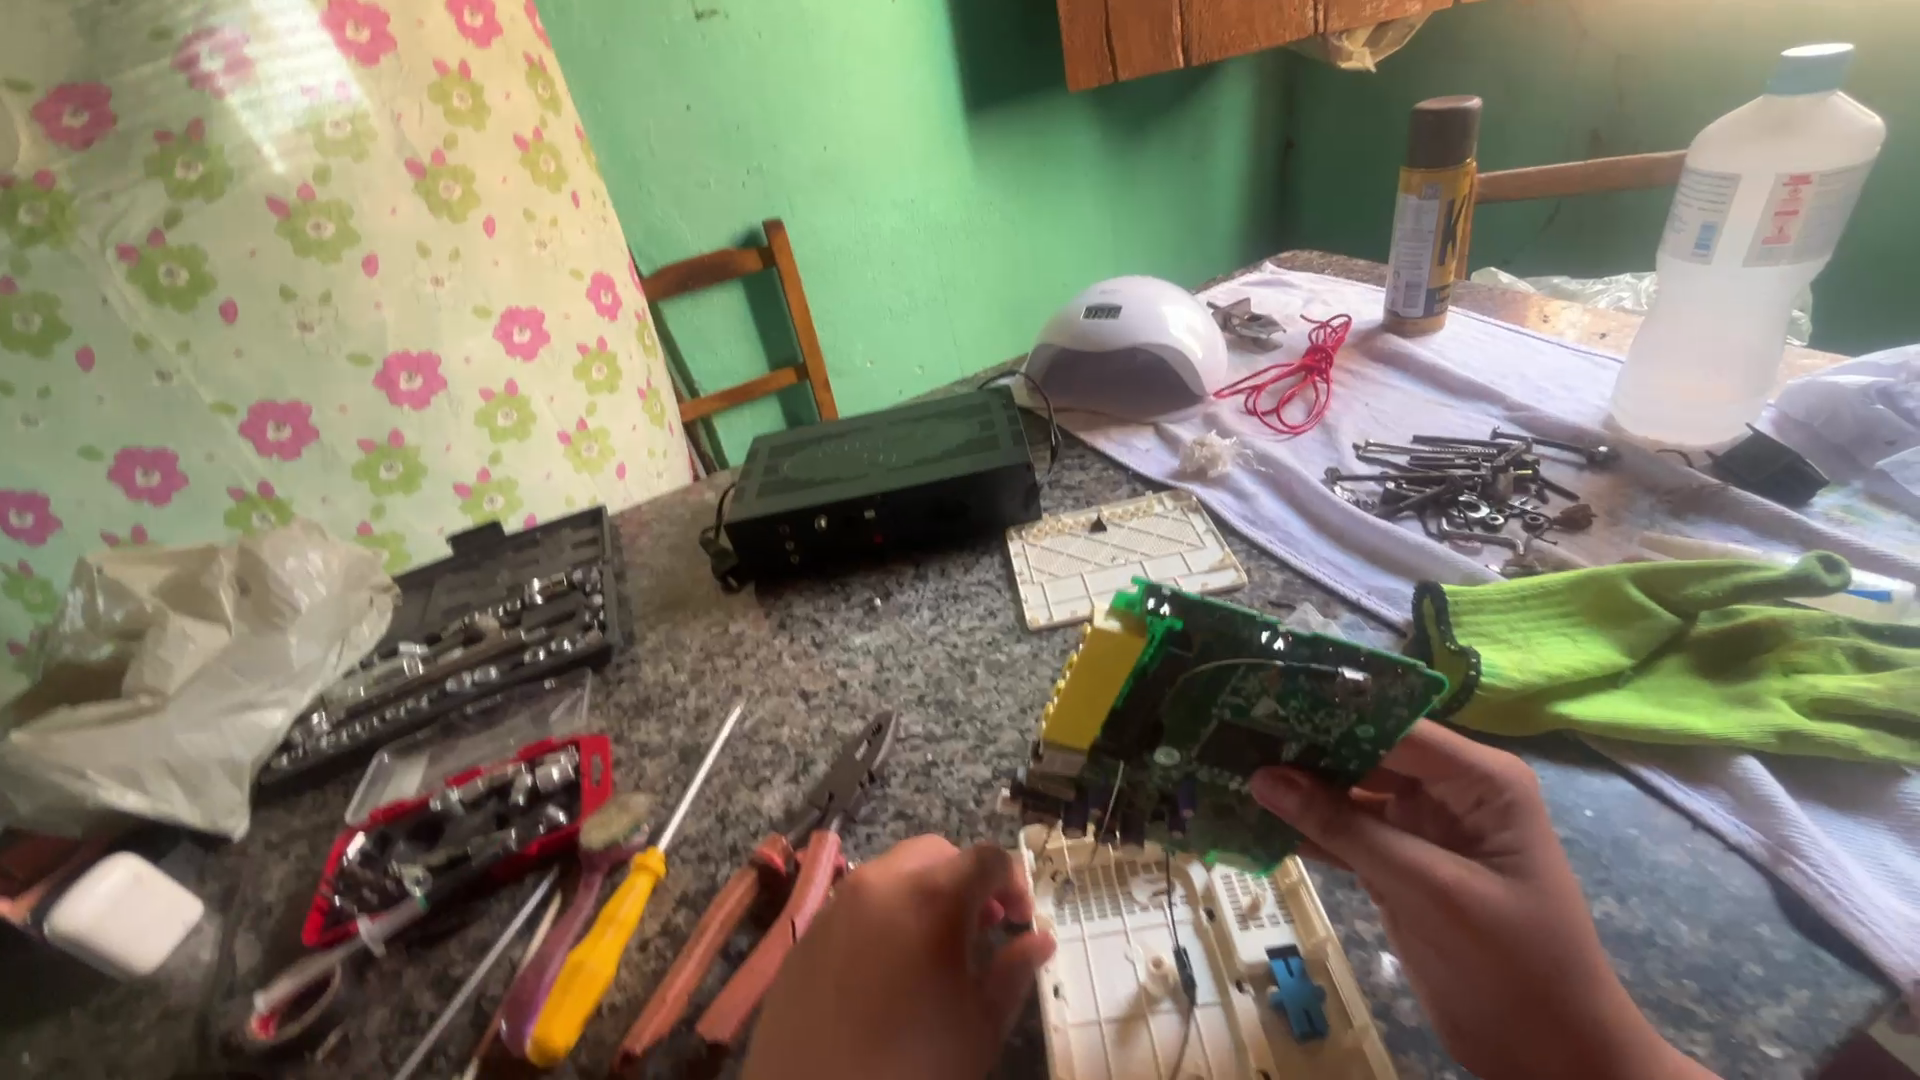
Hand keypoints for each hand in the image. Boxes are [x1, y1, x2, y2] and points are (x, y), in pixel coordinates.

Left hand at [741, 836, 1055, 1079]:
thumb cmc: (911, 1065)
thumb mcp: (979, 1026)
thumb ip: (1014, 971)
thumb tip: (1039, 940)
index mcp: (933, 896)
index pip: (988, 858)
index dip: (1014, 881)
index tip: (1020, 919)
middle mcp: (884, 881)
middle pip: (938, 852)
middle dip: (967, 879)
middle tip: (982, 925)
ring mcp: (840, 901)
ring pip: (894, 870)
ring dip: (925, 890)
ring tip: (934, 945)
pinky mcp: (810, 928)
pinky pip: (859, 900)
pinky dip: (886, 912)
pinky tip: (888, 963)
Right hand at [1252, 720, 1716, 1079]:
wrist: (1548, 1056)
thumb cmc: (1513, 962)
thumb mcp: (1428, 888)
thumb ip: (1344, 828)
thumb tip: (1261, 776)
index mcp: (1478, 780)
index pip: (1391, 725)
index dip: (1326, 711)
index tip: (1257, 701)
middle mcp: (1446, 790)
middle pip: (1361, 751)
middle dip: (1300, 747)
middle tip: (1229, 733)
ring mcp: (1419, 827)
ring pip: (1345, 791)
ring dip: (1294, 788)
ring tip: (1227, 767)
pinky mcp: (1396, 863)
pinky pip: (1341, 832)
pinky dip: (1303, 829)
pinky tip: (1252, 819)